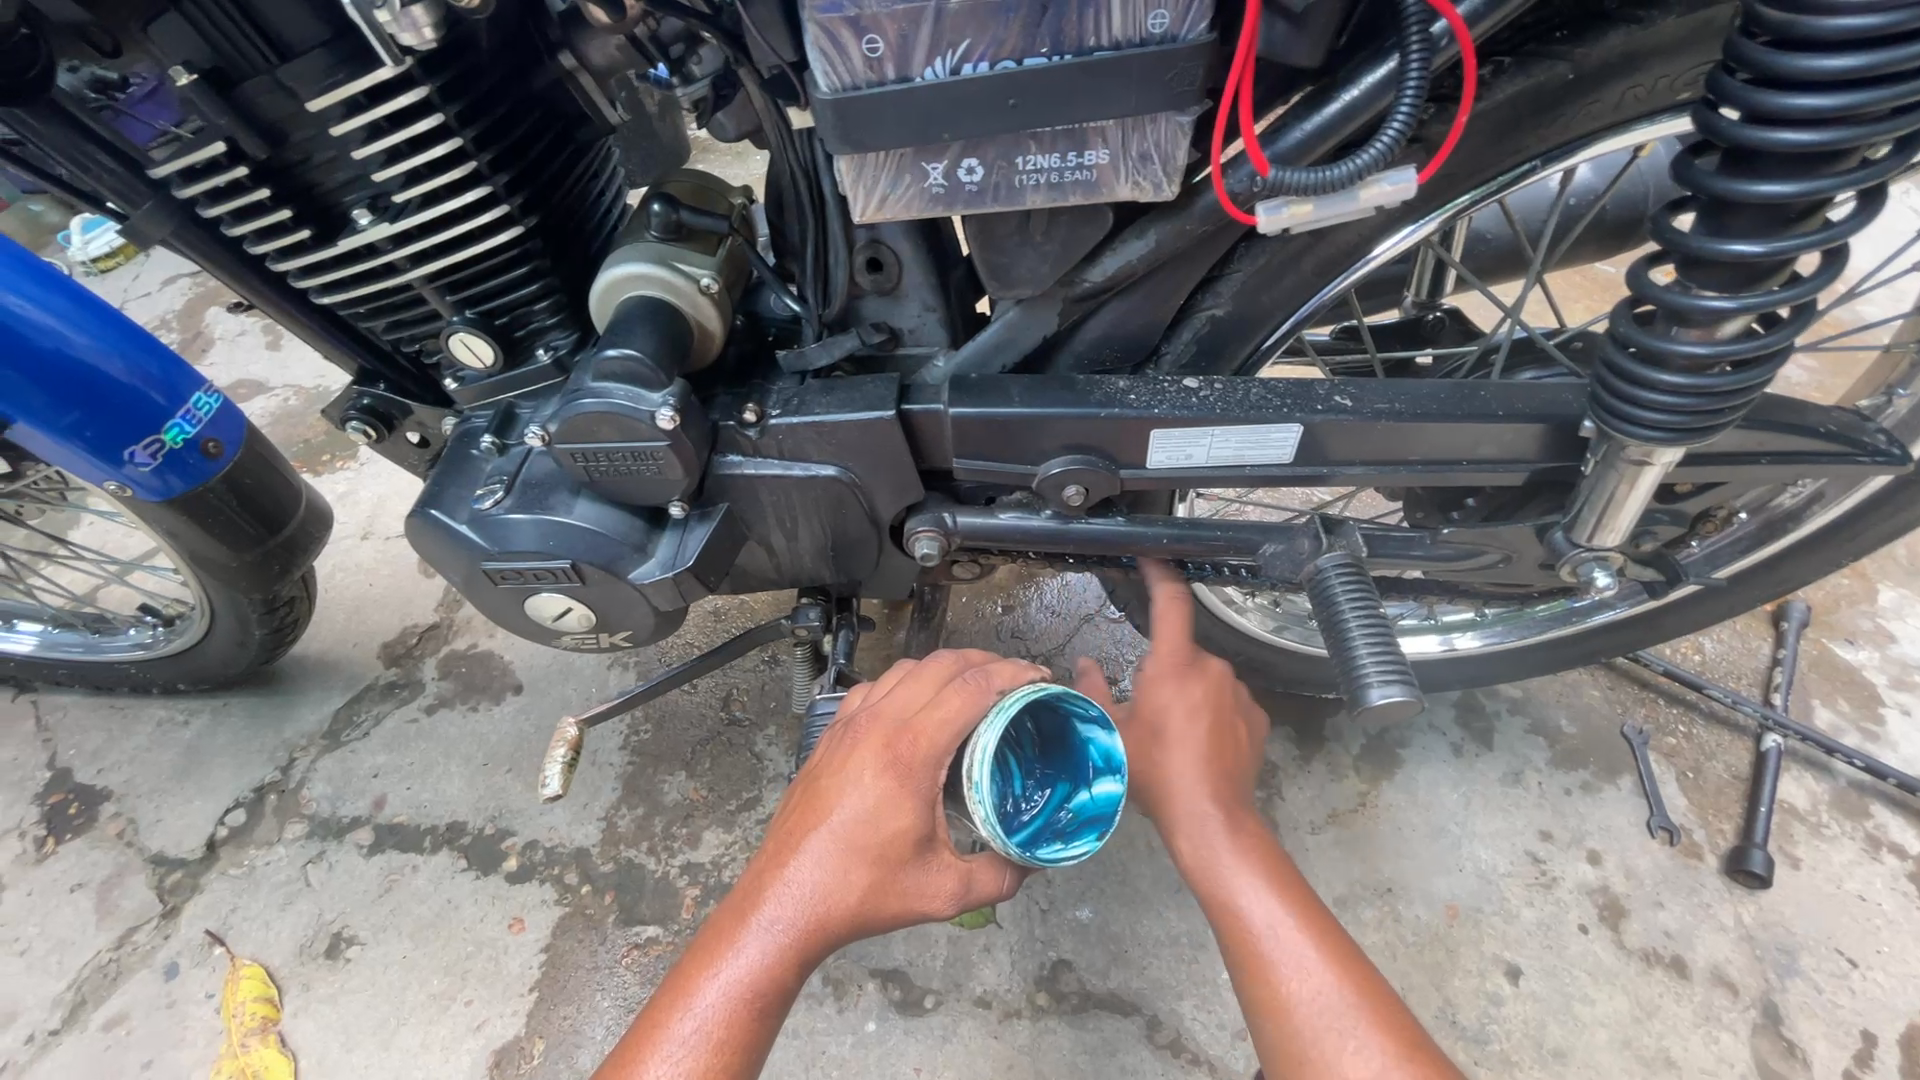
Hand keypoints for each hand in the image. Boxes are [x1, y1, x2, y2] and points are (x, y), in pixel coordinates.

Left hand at [732, 649, 1046, 959]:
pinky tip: (918, 704)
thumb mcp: (945, 892)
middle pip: (943, 663)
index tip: (1040, 677)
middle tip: (1017, 678)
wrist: (787, 898)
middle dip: (987, 661)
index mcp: (912, 750)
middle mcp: (880, 721)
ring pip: (907, 668)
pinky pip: (877, 685)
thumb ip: (1001, 875)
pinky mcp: (832, 732)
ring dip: (947, 667)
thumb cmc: (864, 891)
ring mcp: (850, 722)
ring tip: (974, 685)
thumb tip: (1035, 860)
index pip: (973, 687)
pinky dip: (909, 680)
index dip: (1013, 673)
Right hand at [1075, 561, 1270, 843]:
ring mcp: (1240, 691)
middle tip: (1149, 709)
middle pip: (1182, 652)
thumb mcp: (1112, 732)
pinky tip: (1204, 743)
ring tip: (1177, 734)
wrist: (1210, 817)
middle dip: (1165, 671)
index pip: (1170, 603)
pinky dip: (1214, 711)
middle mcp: (1212, 667)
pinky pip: (1229, 700)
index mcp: (1173, 664)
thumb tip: (1084, 664)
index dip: (1160, 574)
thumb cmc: (1154, 772)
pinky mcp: (1258, 715)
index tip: (1152, 557)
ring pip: (1206, 678)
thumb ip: (1094, 691)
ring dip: (1190, 692)